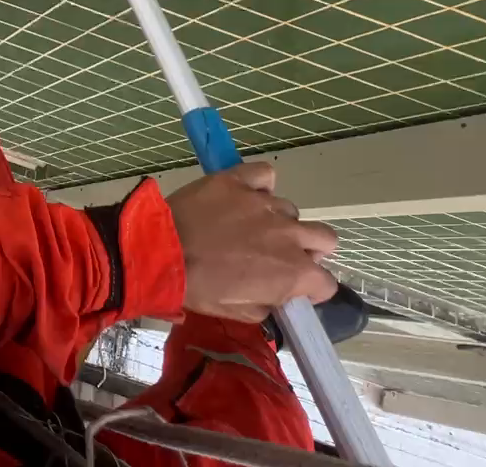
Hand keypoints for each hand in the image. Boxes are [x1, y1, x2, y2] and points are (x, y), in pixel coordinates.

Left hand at [166, 162, 337, 322]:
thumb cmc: (198, 286)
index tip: (290, 286)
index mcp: (294, 271)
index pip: (325, 282)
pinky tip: (245, 194)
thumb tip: (278, 294)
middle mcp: (287, 234)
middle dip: (308, 248)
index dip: (309, 287)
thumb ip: (271, 302)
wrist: (160, 249)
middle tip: (278, 253)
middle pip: (324, 238)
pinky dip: (259, 184)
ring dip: (277, 219)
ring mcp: (263, 203)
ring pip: (289, 209)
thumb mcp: (242, 312)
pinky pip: (264, 174)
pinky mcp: (236, 180)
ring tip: (248, 224)